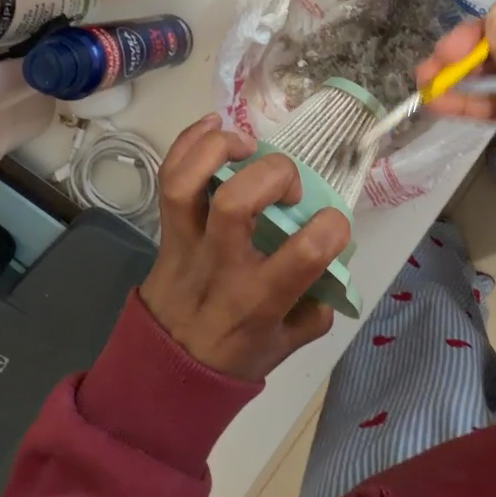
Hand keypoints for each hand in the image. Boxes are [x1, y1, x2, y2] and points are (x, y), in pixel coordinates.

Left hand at [140, 114, 351, 382]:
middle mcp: (221, 265)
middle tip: (287, 188)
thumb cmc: (232, 356)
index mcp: (259, 299)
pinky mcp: (166, 230)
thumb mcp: (284, 348)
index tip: (332, 225)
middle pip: (237, 202)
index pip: (304, 253)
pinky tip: (215, 126)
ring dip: (220, 148)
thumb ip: (314, 313)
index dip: (332, 227)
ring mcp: (187, 243)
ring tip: (248, 144)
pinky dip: (188, 142)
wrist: (163, 371)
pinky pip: (168, 177)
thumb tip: (330, 273)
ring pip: (188, 182)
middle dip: (275, 176)